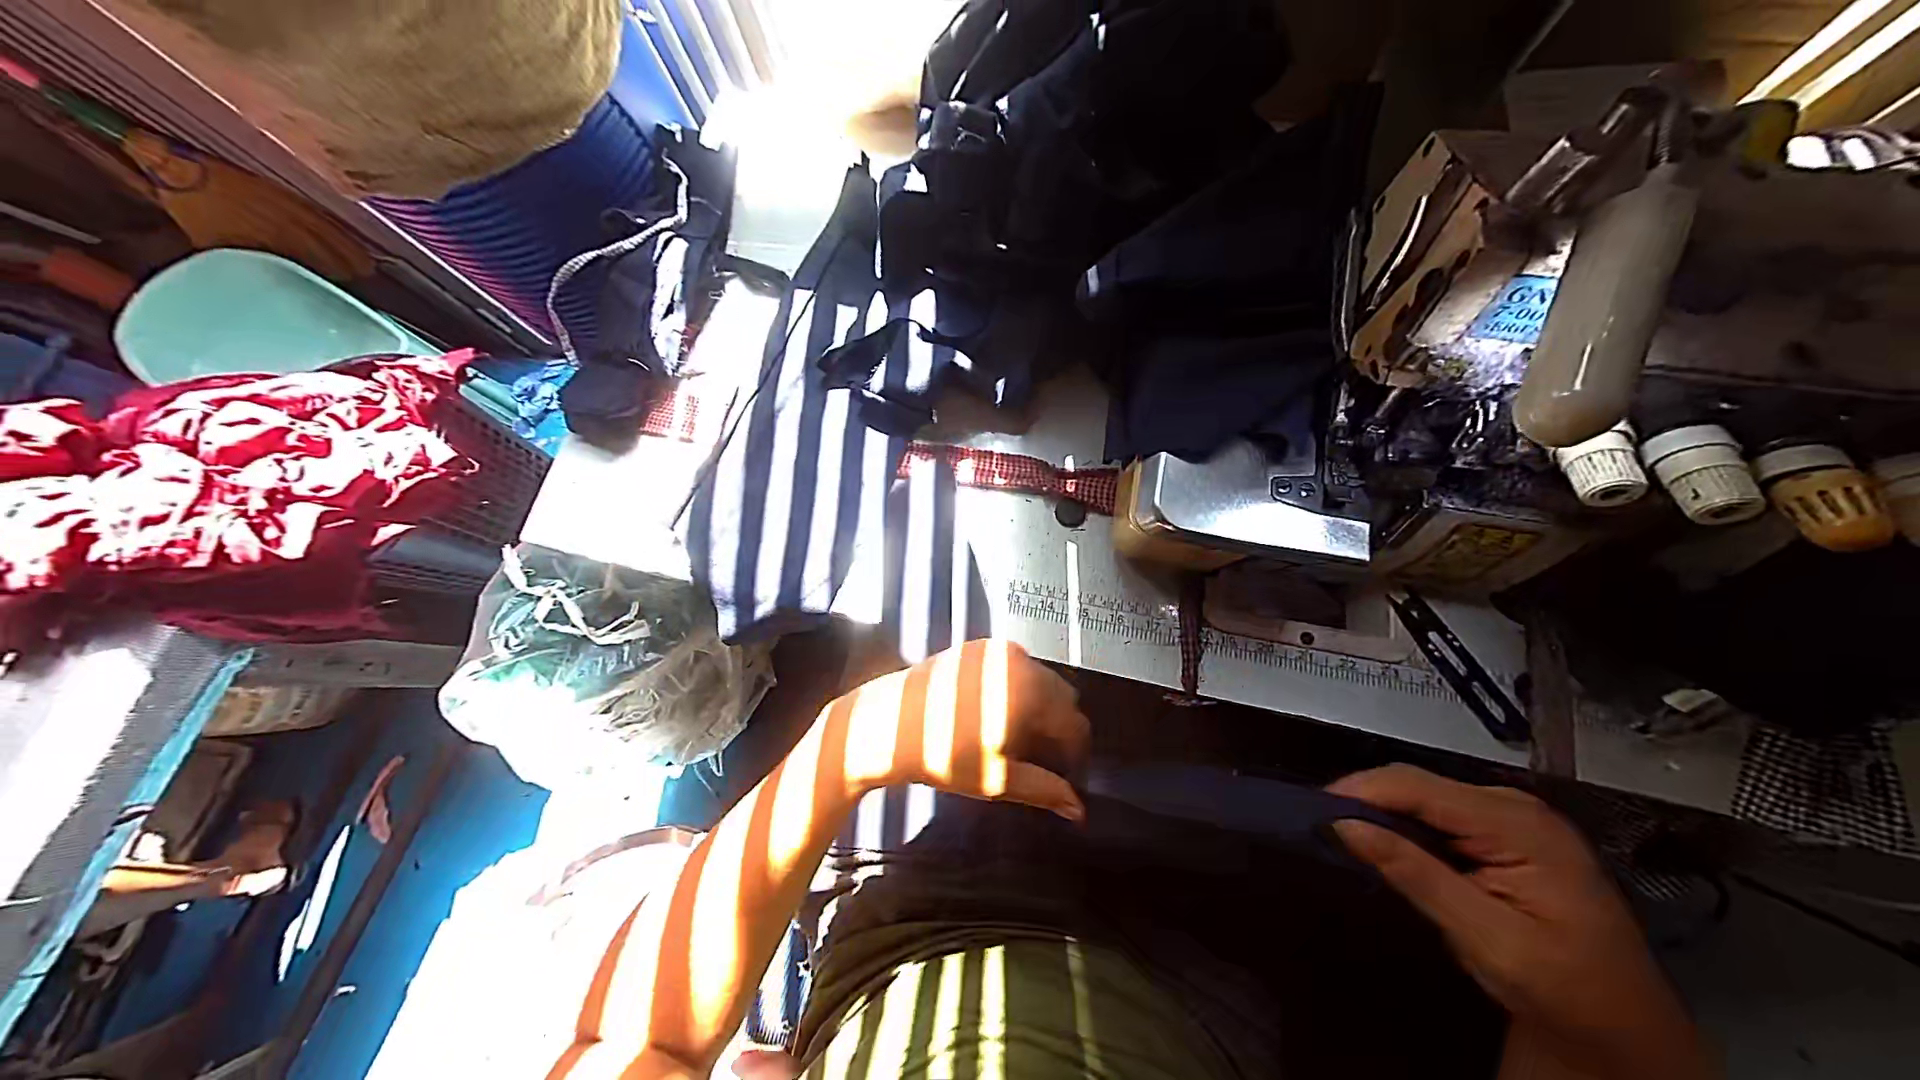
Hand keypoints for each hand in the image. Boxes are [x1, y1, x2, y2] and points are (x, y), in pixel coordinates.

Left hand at [820, 638, 1089, 821]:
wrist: (885, 726)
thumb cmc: (941, 755)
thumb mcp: (996, 780)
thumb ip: (1045, 790)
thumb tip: (1078, 810)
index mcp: (1030, 691)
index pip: (1075, 723)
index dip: (1074, 753)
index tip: (1064, 773)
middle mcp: (1018, 661)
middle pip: (1063, 697)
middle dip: (1058, 728)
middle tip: (1039, 759)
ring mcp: (996, 650)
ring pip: (1040, 680)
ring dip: (1039, 708)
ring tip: (1012, 739)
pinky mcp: (976, 647)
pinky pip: (1014, 668)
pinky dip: (1016, 689)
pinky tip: (993, 716)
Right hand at [1328, 765, 1712, 1078]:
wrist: (1626, 1030)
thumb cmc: (1564, 989)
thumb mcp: (1485, 937)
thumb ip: (1413, 873)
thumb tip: (1342, 825)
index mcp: (1520, 826)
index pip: (1418, 787)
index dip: (1359, 790)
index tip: (1311, 809)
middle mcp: (1515, 806)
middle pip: (1418, 784)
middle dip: (1365, 799)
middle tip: (1320, 824)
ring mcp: (1512, 816)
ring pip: (1423, 795)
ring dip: (1381, 811)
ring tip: (1342, 831)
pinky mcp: (1504, 831)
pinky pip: (1438, 813)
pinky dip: (1404, 824)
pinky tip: (1383, 841)